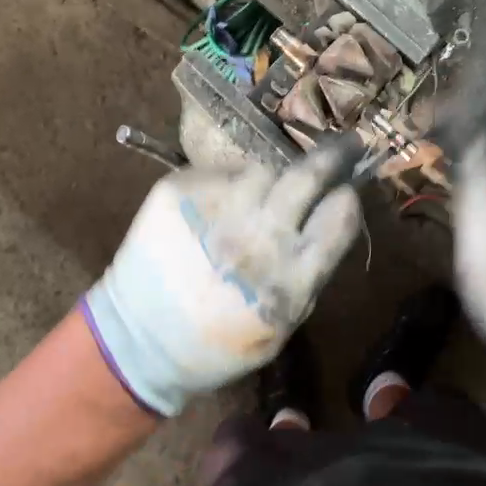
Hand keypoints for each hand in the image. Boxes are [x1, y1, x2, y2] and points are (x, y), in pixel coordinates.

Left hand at [80, 146, 363, 415]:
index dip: (346, 199)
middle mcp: (257, 237)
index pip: (340, 215)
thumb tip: (332, 214)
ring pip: (263, 169)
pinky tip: (215, 211)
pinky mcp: (179, 190)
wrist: (139, 341)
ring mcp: (216, 208)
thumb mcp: (283, 321)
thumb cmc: (220, 341)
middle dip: (334, 155)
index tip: (346, 191)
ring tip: (261, 196)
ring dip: (272, 179)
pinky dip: (228, 186)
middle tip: (346, 144)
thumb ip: (310, 270)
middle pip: (307, 175)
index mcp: (291, 279)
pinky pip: (221, 173)